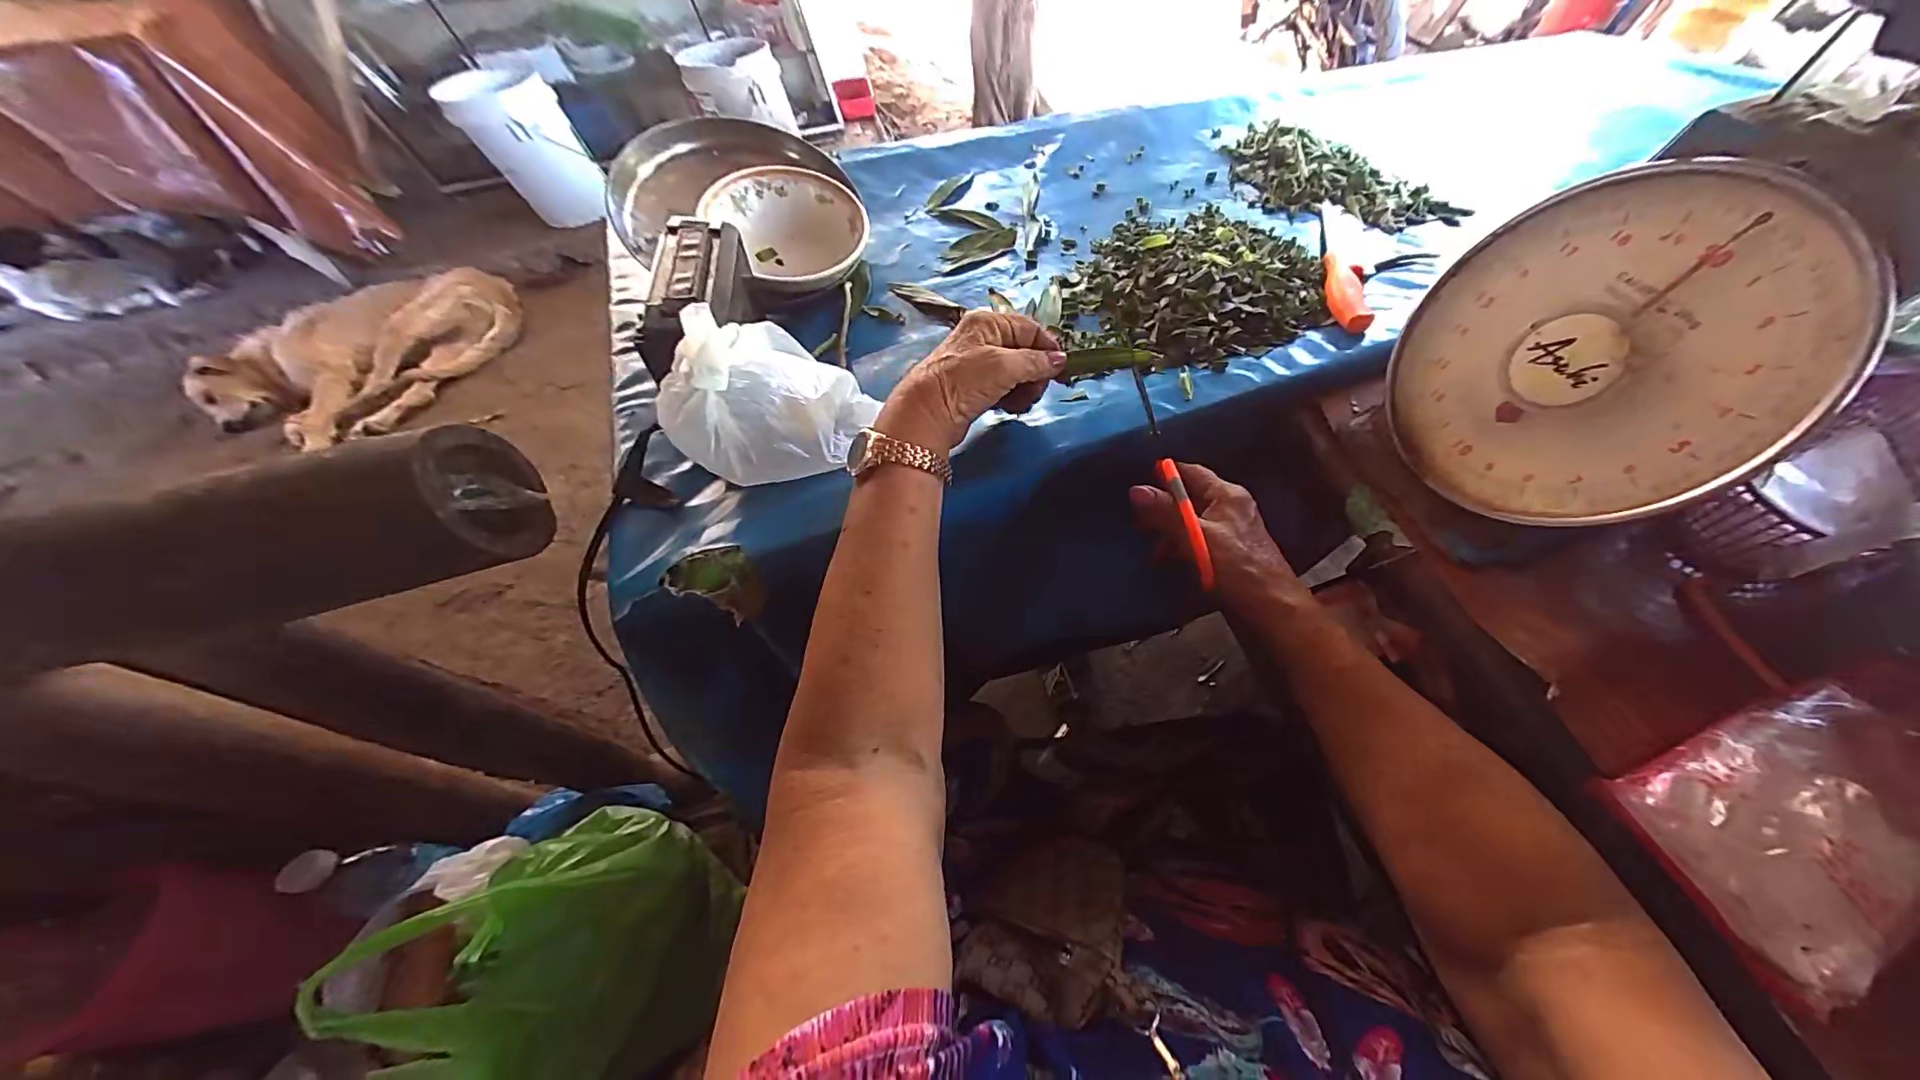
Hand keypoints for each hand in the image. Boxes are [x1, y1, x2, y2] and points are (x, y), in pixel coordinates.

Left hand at [875, 311, 1065, 450]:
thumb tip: (1060, 360)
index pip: (1030, 328)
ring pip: (1016, 373)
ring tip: (1020, 402)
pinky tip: (1011, 407)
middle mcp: (982, 339)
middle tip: (1035, 390)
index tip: (1060, 370)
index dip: (1047, 349)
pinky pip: (1004, 388)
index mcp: (988, 322)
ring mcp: (978, 365)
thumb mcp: (1005, 366)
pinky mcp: (975, 388)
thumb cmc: (963, 382)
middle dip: (1035, 373)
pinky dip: (1012, 397)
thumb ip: (1036, 362)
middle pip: (1025, 352)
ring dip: (1025, 388)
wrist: (927, 414)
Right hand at [1129, 462, 1311, 616]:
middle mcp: (1230, 508)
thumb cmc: (1237, 568)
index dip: (1164, 475)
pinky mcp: (1226, 555)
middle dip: (1162, 508)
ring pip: (1191, 522)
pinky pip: (1196, 541)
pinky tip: (1165, 560)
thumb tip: (1136, 489)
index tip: (1137, 482)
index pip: (1191, 472)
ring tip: (1149, 545)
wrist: (1270, 610)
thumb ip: (1166, 513)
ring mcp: (1229, 532)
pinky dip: (1179, 546)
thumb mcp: (1197, 538)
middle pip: (1189, 498)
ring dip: (1169, 531)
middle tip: (1136, 519)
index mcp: (1228, 495)